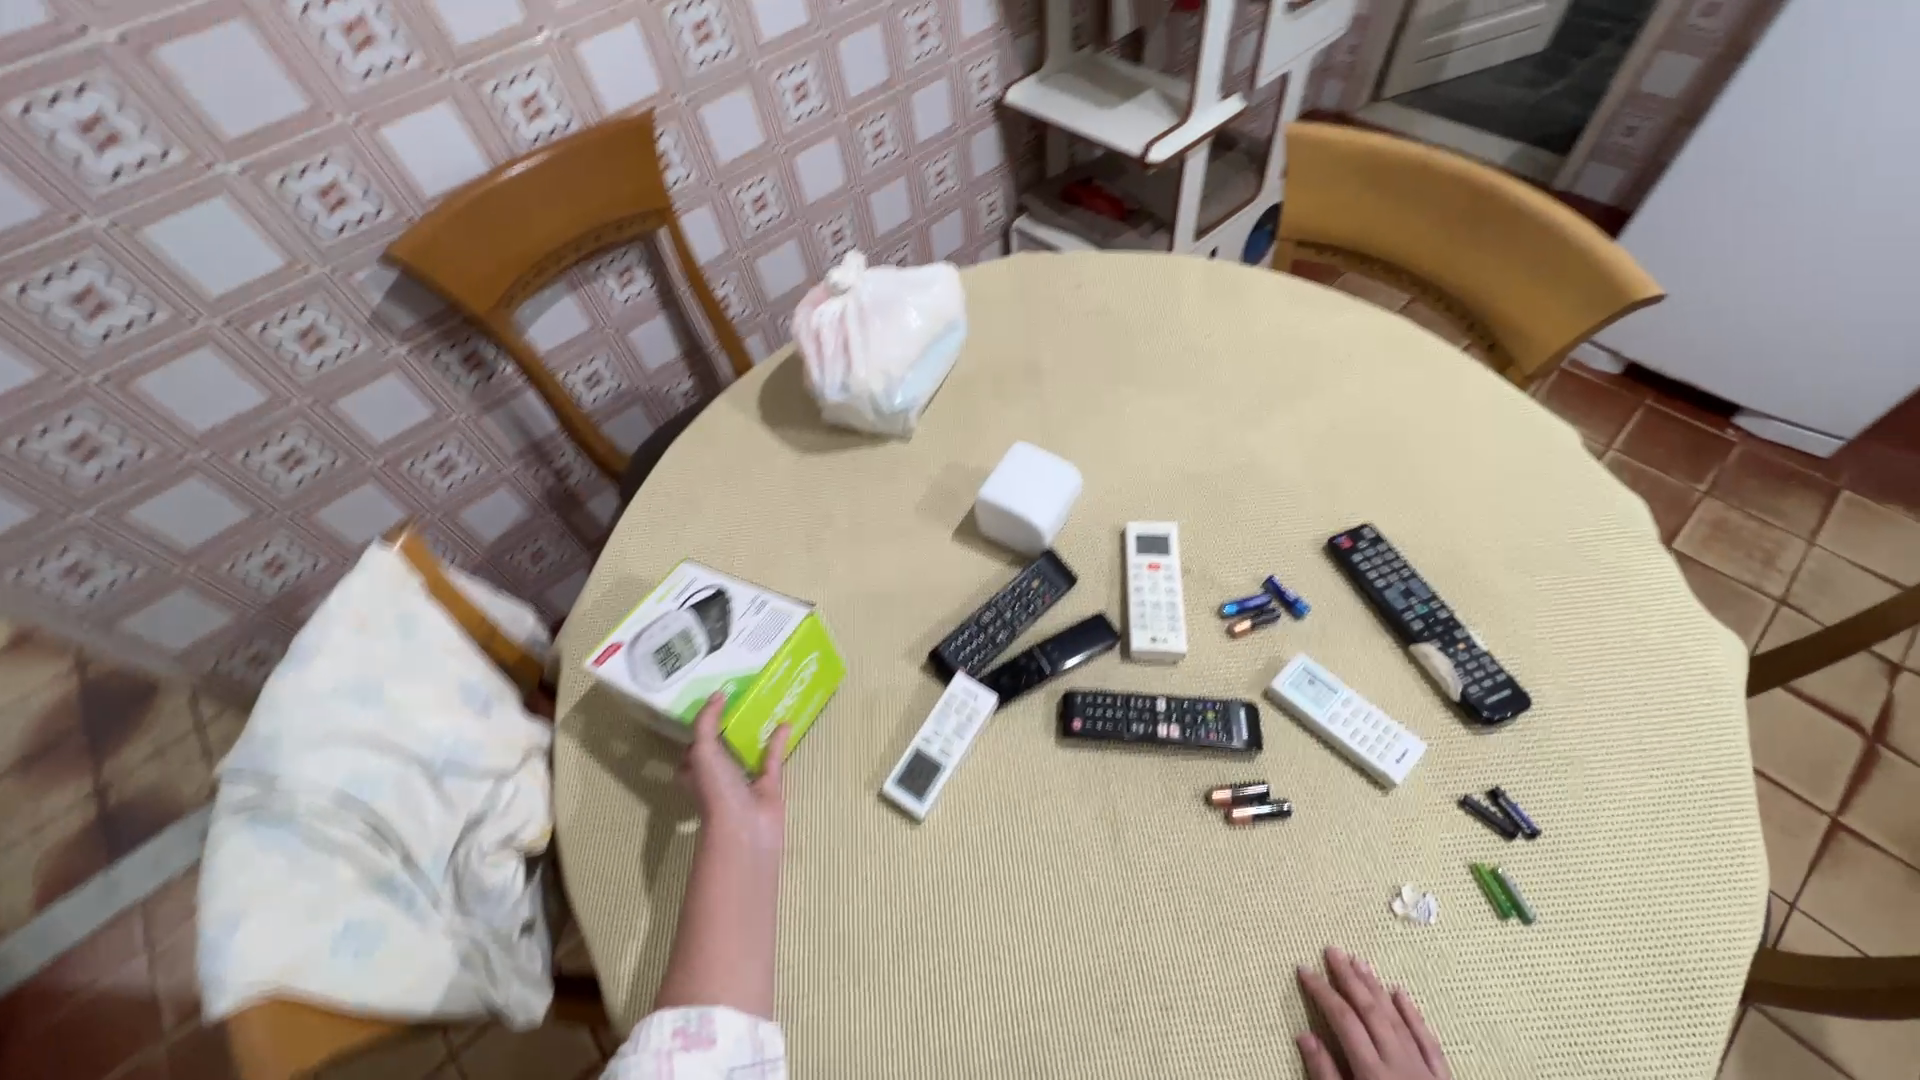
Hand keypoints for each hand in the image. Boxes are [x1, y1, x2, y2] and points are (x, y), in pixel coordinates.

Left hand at [684, 691, 790, 854]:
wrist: (745, 828)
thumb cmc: (715, 790)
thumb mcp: (702, 750)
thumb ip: (707, 721)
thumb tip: (718, 694)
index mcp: (694, 772)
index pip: (692, 747)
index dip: (699, 727)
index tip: (711, 703)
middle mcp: (717, 777)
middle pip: (721, 750)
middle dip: (727, 728)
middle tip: (739, 700)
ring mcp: (743, 783)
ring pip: (748, 753)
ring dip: (754, 733)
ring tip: (763, 708)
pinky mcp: (768, 786)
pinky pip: (772, 759)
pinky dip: (778, 742)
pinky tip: (785, 723)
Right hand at [1296, 946, 1450, 1079]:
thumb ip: (1326, 1075)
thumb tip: (1305, 1034)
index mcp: (1371, 1073)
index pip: (1342, 1019)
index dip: (1321, 992)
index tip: (1304, 969)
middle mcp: (1399, 1063)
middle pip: (1370, 1010)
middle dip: (1349, 978)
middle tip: (1332, 950)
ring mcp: (1424, 1070)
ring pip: (1397, 1018)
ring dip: (1376, 988)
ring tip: (1359, 962)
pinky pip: (1428, 1040)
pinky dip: (1413, 1015)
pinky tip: (1400, 993)